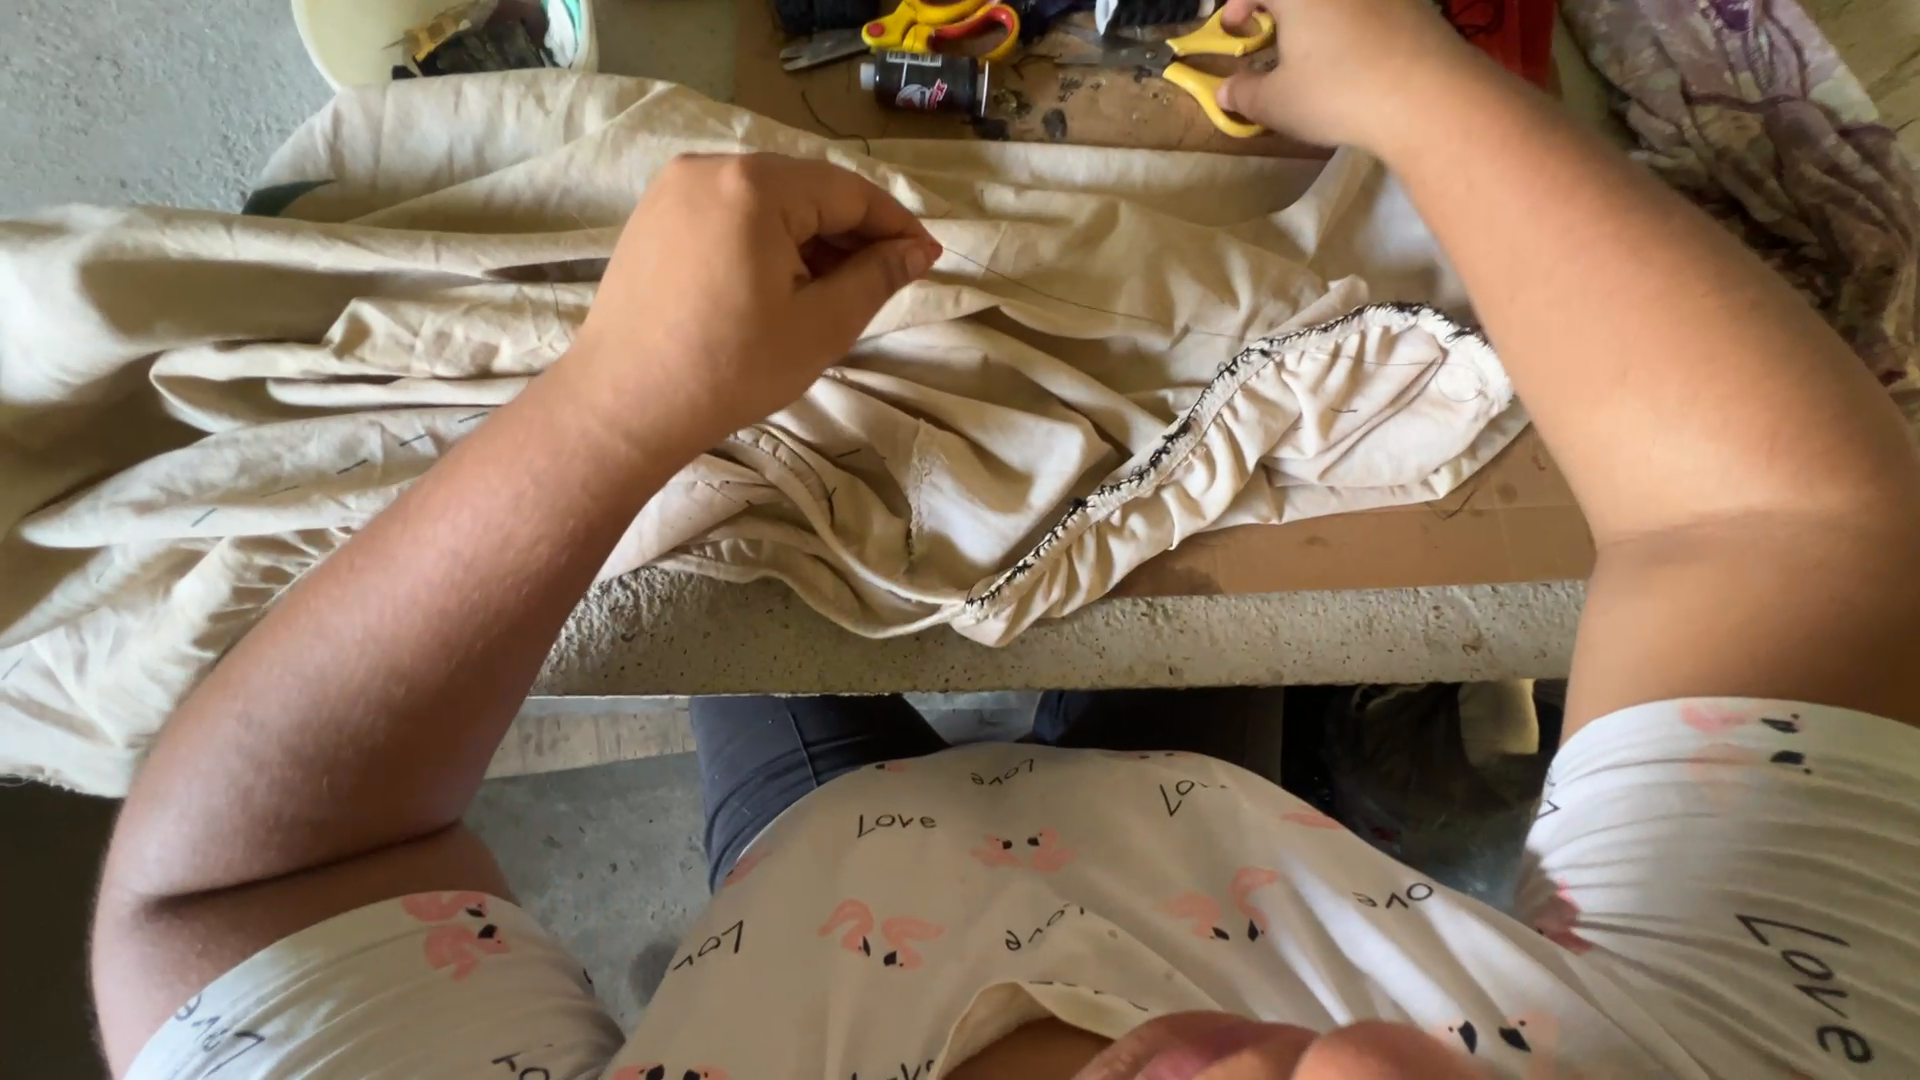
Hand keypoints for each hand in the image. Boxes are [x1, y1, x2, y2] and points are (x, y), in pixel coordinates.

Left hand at [559, 153, 941, 455]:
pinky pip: (731, 216)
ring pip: (768, 203)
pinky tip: (783, 285)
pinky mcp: (655, 218)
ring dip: (812, 240)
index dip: (895, 225)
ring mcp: (674, 190)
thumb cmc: (733, 369)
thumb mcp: (822, 326)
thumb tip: (917, 251)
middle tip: (887, 280)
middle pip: (806, 190)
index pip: (848, 191)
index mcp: (755, 186)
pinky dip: (769, 243)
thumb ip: (877, 278)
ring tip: (837, 290)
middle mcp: (710, 167)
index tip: (928, 259)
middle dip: (853, 234)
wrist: (627, 406)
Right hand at [1214, 0, 1487, 150]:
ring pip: (1331, 4)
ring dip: (1313, 18)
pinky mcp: (1407, 2)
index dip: (1237, 5)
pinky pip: (1363, 9)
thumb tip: (1225, 90)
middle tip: (1269, 39)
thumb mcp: (1275, 104)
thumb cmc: (1334, 93)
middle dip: (1278, 10)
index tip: (1234, 31)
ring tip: (1309, 53)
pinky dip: (1347, 25)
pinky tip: (1348, 58)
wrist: (1422, 93)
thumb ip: (1244, 94)